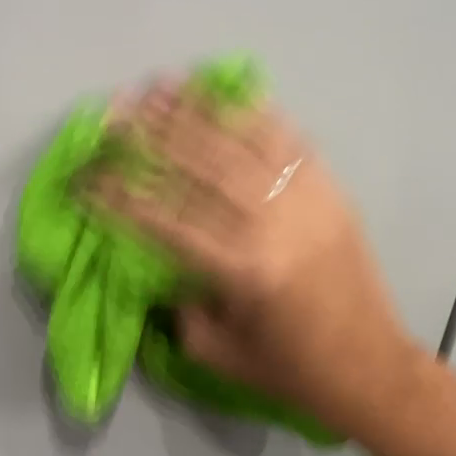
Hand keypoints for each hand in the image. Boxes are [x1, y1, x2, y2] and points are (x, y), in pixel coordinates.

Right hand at [85, 80, 422, 430]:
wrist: (369, 367)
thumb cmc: (288, 370)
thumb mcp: (217, 352)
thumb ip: (181, 309)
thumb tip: (163, 271)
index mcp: (241, 271)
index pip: (165, 220)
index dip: (120, 197)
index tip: (86, 177)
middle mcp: (273, 225)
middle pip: (200, 166)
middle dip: (150, 137)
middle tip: (113, 114)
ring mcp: (307, 200)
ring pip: (243, 141)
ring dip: (196, 109)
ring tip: (159, 85)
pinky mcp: (331, 191)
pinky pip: (289, 141)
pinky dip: (255, 112)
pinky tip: (225, 91)